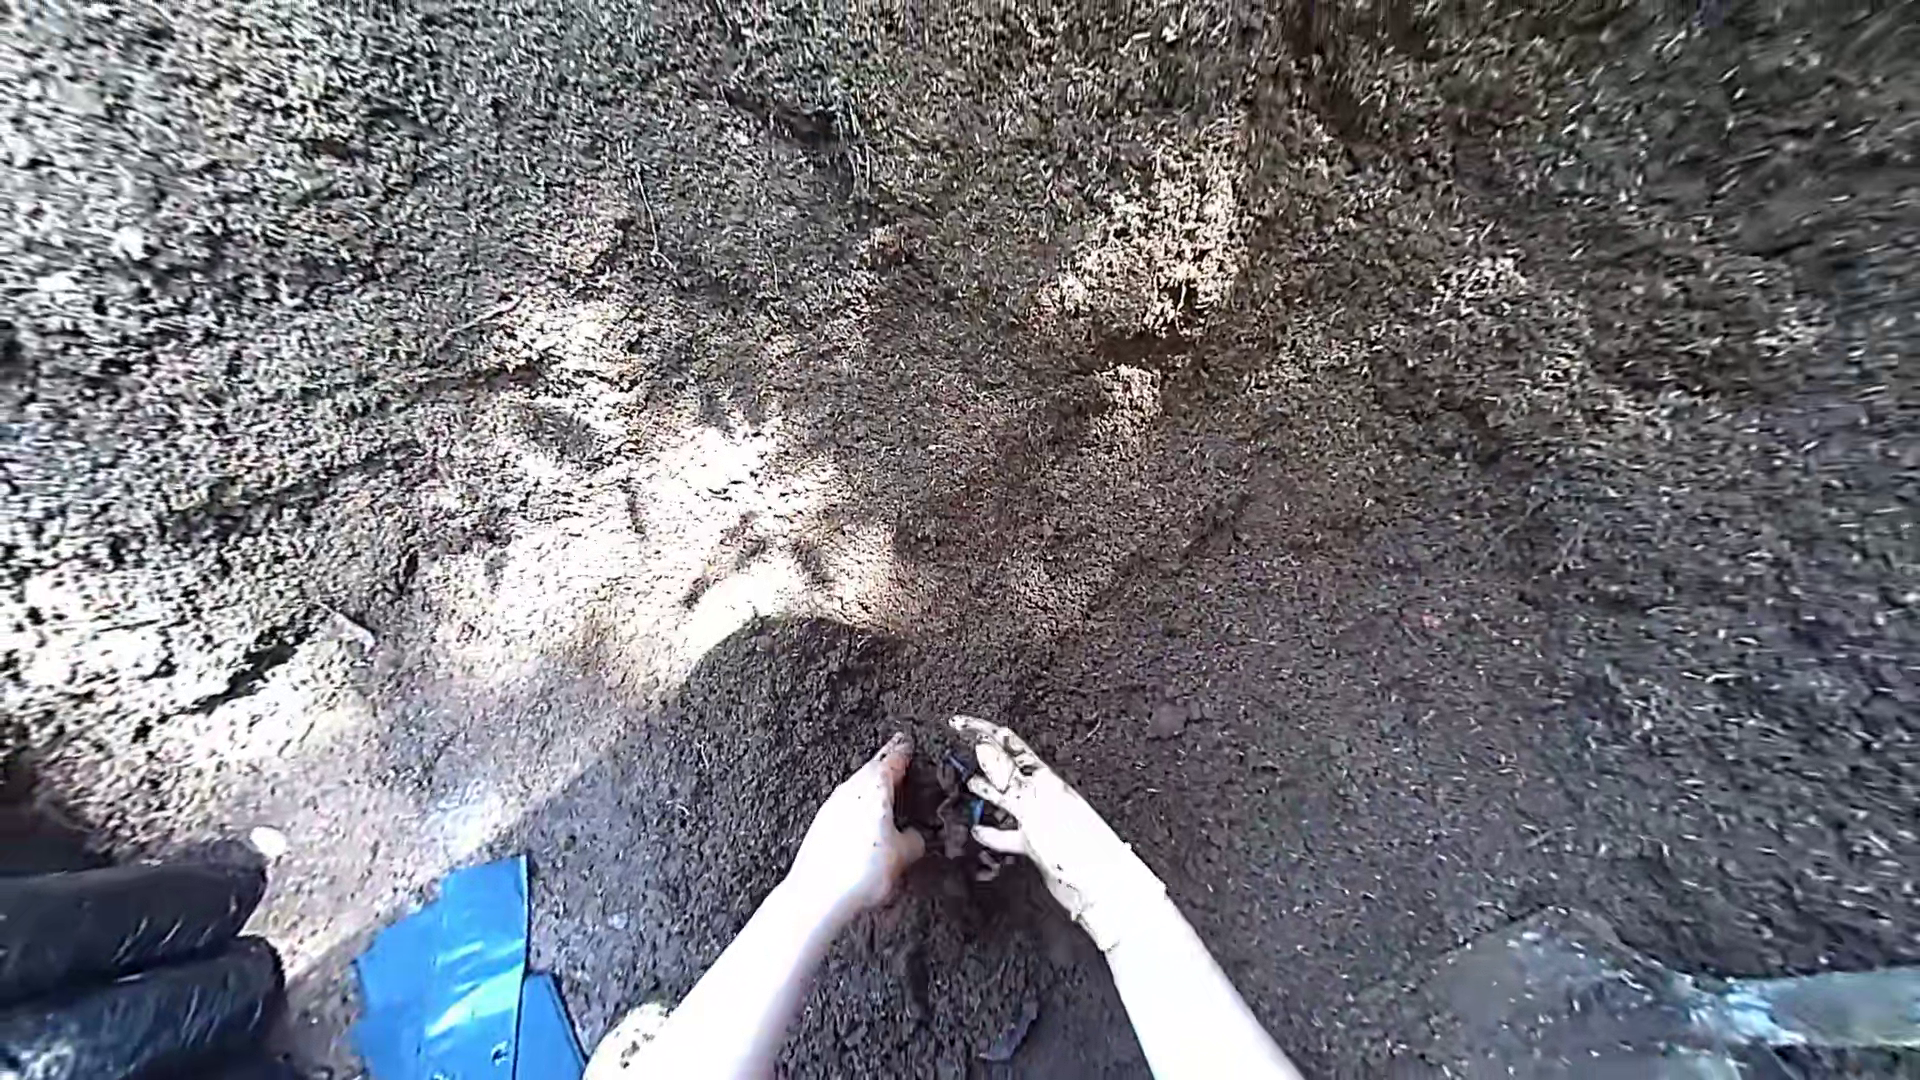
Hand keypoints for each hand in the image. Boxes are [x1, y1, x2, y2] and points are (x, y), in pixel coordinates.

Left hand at [785, 732, 926, 917]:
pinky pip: (847, 801)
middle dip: (888, 762)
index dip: (905, 750)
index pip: (894, 757)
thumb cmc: (858, 871)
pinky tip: (864, 818)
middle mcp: (853, 787)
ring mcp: (834, 802)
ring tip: (886, 789)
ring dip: (873, 783)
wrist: (814, 895)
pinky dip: (860, 802)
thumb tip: (914, 837)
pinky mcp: (823, 820)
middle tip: (899, 756)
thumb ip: (914, 841)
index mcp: (875, 785)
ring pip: (859, 783)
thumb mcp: (902, 856)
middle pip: (874, 766)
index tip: (909, 744)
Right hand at [950, 716, 1164, 949]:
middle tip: (955, 748)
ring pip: (1003, 798)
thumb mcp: (1035, 804)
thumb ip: (1006, 777)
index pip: (1005, 742)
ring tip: (964, 783)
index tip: (957, 723)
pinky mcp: (1035, 842)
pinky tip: (980, 830)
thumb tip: (982, 745)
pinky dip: (992, 830)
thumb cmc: (1077, 844)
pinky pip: (1008, 832)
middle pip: (1002, 766)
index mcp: (1040, 776)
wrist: (1101, 888)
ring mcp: (1037, 816)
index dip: (981, 730)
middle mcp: (1038, 791)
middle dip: (979, 755)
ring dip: (984, 791)